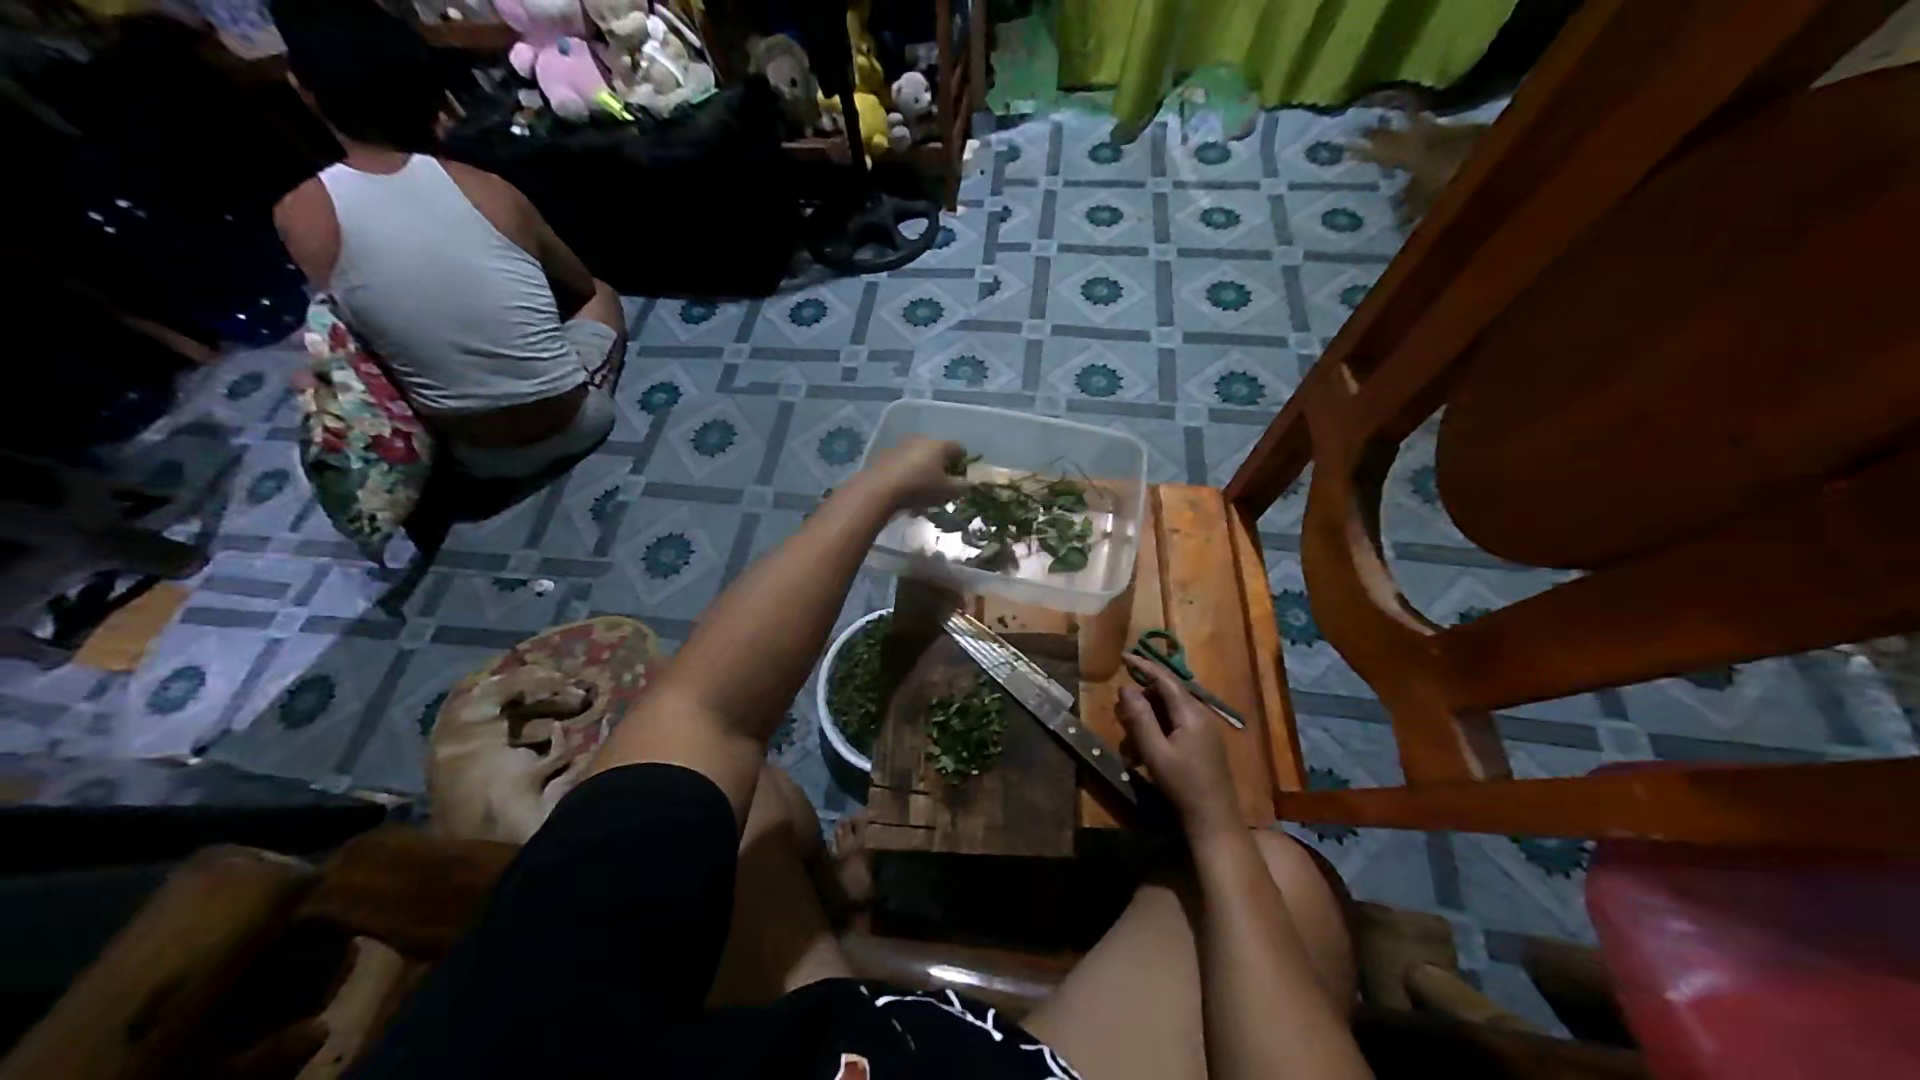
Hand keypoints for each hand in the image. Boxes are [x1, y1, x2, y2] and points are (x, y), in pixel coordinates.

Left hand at [856, 437, 967, 510]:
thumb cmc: (920, 487)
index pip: (960, 449)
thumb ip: (963, 487)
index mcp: (940, 444)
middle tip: (943, 485)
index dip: (964, 464)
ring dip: (924, 470)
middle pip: (938, 451)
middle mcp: (922, 439)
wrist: (879, 489)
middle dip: (942, 467)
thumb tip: (969, 483)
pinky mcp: (886, 455)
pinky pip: (904, 463)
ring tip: (923, 491)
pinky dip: (908, 473)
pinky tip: (906, 490)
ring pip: (920, 457)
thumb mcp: (948, 492)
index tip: (961, 479)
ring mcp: (902, 445)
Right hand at [1119, 653, 1239, 840]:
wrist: (1214, 819)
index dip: (1143, 665)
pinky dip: (1158, 731)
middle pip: (1167, 693)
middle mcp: (1201, 715)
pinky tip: (1146, 752)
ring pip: (1170, 711)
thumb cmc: (1182, 785)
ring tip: (1132, 745)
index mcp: (1191, 713)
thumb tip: (1125, 688)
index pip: (1165, 679)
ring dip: (1148, 721)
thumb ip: (1139, 718)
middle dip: (1141, 701)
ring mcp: (1205, 730)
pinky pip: (1176, 725)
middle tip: (1121, 716)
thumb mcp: (1154, 752)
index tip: (1123, 656)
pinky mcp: (1204, 743)